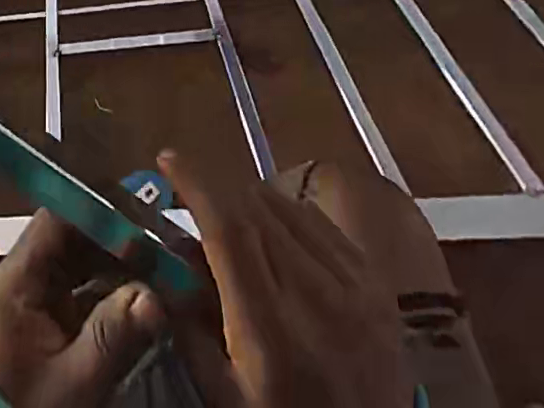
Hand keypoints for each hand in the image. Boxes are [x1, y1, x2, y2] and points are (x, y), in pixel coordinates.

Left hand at [0, 210, 164, 407]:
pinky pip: (89, 285)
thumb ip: (112, 338)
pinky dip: (119, 286)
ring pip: (84, 258)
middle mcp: (27, 273)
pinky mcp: (55, 314)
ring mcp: (41, 292)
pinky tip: (152, 292)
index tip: (142, 220)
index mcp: (18, 277)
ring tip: (166, 263)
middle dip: (118, 235)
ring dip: (123, 259)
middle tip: (165, 241)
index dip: (98, 214)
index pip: (56, 222)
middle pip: (73, 235)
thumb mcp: (74, 383)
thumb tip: (155, 298)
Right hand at [158, 150, 411, 407]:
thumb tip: (167, 252)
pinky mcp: (376, 282)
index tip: (166, 159)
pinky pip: (315, 218)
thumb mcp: (219, 387)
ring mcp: (355, 287)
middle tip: (186, 194)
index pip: (228, 229)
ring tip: (226, 217)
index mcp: (272, 329)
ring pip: (282, 204)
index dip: (194, 183)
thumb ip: (184, 316)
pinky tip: (269, 231)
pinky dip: (281, 211)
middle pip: (252, 207)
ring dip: (243, 198)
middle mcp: (318, 298)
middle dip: (212, 188)